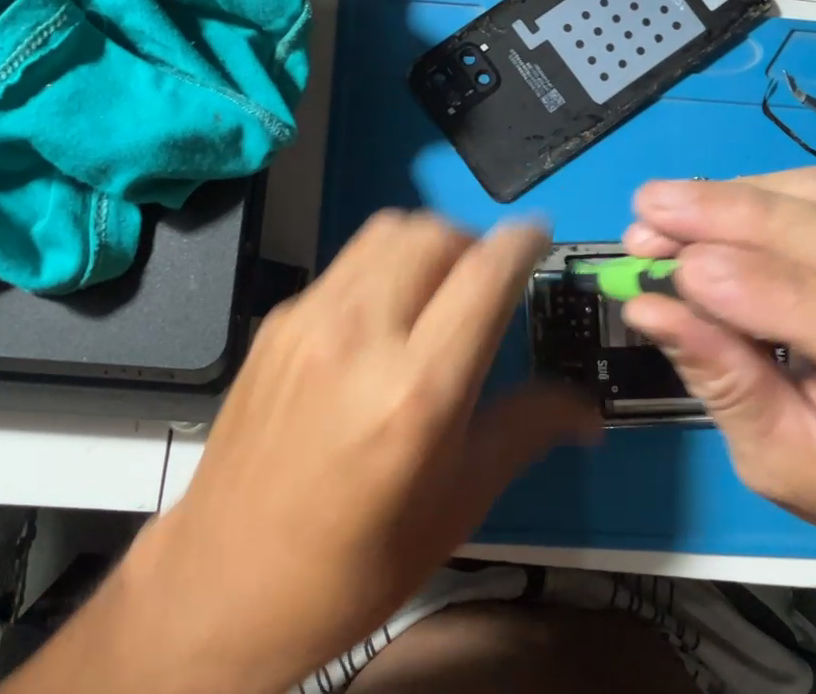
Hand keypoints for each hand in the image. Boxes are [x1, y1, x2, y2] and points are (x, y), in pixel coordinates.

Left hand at [117, 212, 596, 693]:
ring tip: (441, 289)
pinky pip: (345, 265)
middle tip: (492, 280)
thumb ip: (527, 431)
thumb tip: (588, 411)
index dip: (523, 243)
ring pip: (386, 232)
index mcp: (417, 388)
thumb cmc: (358, 563)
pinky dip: (382, 268)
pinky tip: (383, 321)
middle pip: (434, 234)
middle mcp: (360, 334)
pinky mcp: (275, 324)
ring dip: (428, 244)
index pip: (485, 274)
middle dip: (475, 242)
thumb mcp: (457, 504)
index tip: (541, 238)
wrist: (227, 583)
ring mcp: (308, 320)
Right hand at [621, 170, 815, 547]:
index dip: (780, 294)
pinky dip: (765, 197)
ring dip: (744, 199)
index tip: (680, 274)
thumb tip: (650, 309)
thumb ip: (729, 386)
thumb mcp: (788, 467)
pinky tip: (710, 211)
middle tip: (648, 214)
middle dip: (744, 221)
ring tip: (663, 212)